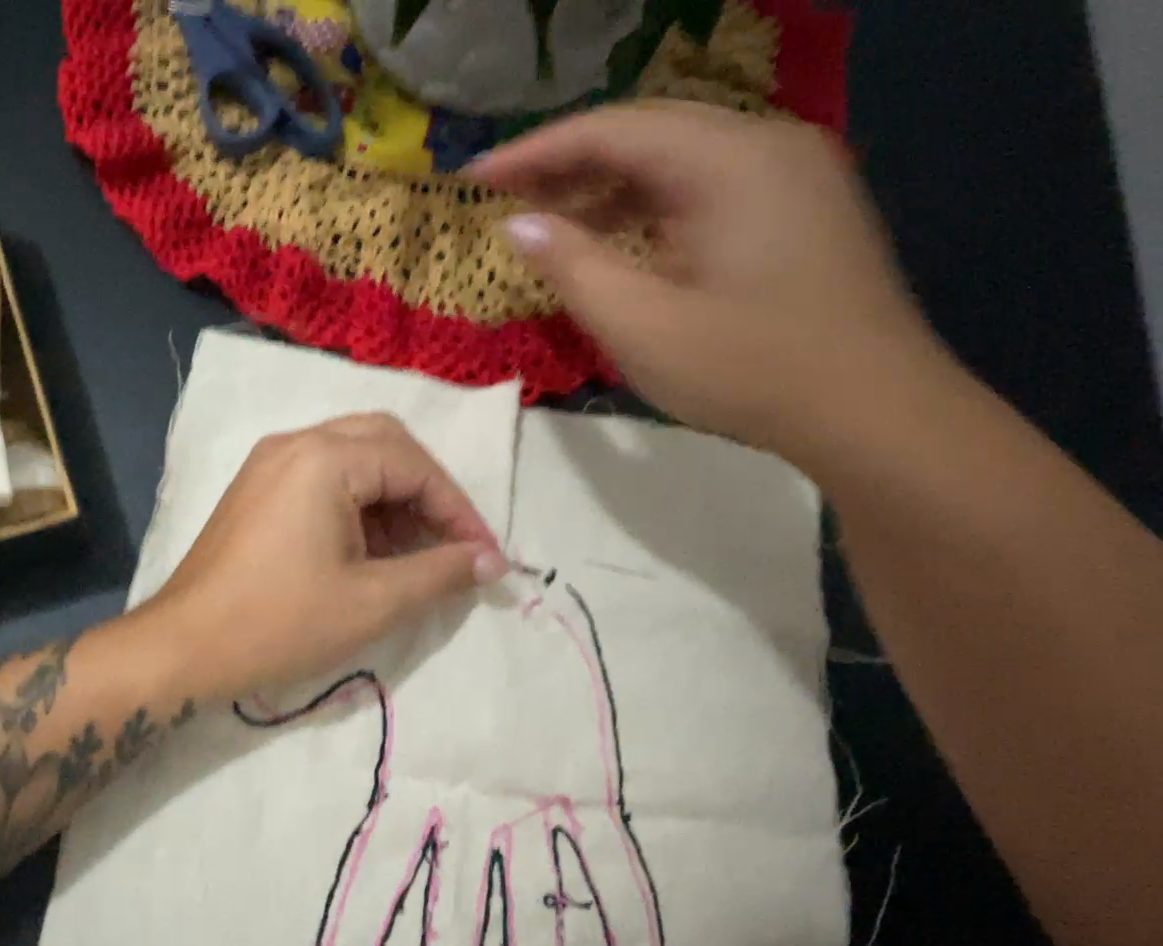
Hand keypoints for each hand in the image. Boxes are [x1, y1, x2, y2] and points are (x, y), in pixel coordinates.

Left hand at [134, 413, 506, 704]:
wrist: (184, 646)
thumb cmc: (279, 623)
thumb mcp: (372, 602)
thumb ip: (440, 572)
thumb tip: (490, 561)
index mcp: (324, 459)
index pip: (414, 465)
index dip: (459, 511)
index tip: (486, 558)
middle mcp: (294, 444)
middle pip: (384, 443)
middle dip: (426, 491)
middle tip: (450, 542)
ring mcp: (268, 464)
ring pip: (352, 458)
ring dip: (392, 496)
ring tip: (413, 555)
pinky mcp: (255, 489)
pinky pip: (320, 477)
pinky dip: (356, 503)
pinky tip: (368, 549)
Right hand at [237, 566, 662, 945]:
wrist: (529, 617)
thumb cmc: (454, 647)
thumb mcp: (392, 668)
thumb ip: (339, 691)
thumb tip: (264, 700)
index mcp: (422, 785)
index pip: (383, 864)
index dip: (360, 921)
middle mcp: (474, 816)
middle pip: (456, 908)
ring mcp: (531, 813)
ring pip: (530, 902)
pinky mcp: (586, 797)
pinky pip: (605, 860)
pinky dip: (623, 907)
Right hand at [464, 102, 957, 460]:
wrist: (874, 411)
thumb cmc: (751, 370)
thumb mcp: (641, 326)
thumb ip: (572, 266)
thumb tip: (515, 226)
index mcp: (730, 161)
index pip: (611, 131)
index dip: (534, 151)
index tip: (474, 176)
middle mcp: (766, 145)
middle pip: (645, 131)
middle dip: (566, 161)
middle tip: (501, 194)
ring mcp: (791, 172)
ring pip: (676, 157)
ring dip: (605, 184)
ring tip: (545, 221)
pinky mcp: (798, 205)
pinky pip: (705, 183)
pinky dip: (648, 203)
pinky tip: (612, 237)